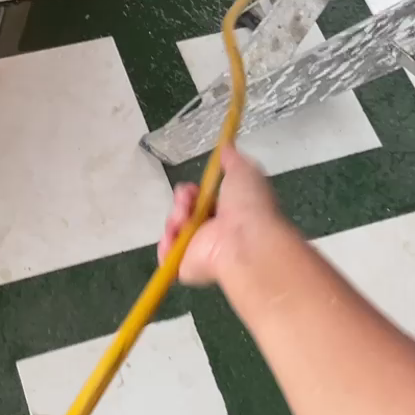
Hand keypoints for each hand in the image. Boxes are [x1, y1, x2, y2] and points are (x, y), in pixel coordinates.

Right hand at [157, 146, 297, 285]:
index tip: (192, 188)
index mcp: (228, 214)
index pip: (200, 202)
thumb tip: (227, 146)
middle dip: (180, 202)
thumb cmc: (248, 206)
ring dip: (174, 219)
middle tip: (186, 201)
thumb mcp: (244, 172)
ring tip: (184, 220)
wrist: (245, 241)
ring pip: (173, 230)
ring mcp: (198, 252)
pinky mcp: (185, 268)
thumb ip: (233, 159)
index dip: (191, 193)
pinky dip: (166, 244)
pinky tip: (174, 235)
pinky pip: (166, 255)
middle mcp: (212, 233)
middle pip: (184, 213)